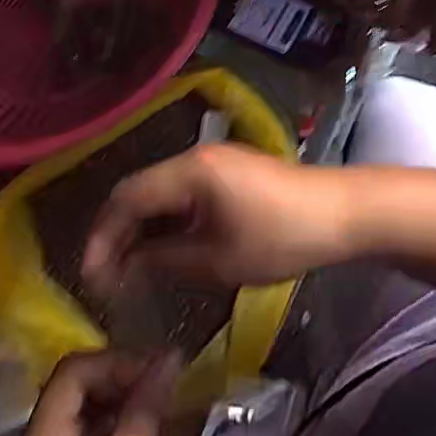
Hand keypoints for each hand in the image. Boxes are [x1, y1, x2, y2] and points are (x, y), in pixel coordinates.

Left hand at [10, 351, 179, 435]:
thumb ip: (145, 408)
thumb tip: (170, 359)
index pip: (72, 373)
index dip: (116, 362)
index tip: (156, 368)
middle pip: (73, 387)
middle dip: (120, 376)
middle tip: (161, 379)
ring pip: (79, 407)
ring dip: (118, 397)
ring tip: (155, 400)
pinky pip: (81, 431)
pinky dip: (111, 420)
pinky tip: (138, 426)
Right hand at [83, 144, 354, 289]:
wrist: (342, 213)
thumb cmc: (280, 237)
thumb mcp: (217, 260)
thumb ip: (164, 261)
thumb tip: (127, 265)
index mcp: (190, 170)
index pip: (126, 197)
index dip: (102, 237)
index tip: (93, 279)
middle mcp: (198, 156)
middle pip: (142, 190)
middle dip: (120, 232)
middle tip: (109, 278)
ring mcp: (218, 161)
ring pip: (164, 191)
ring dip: (146, 227)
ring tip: (134, 269)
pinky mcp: (233, 171)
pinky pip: (187, 192)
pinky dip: (172, 219)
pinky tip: (170, 248)